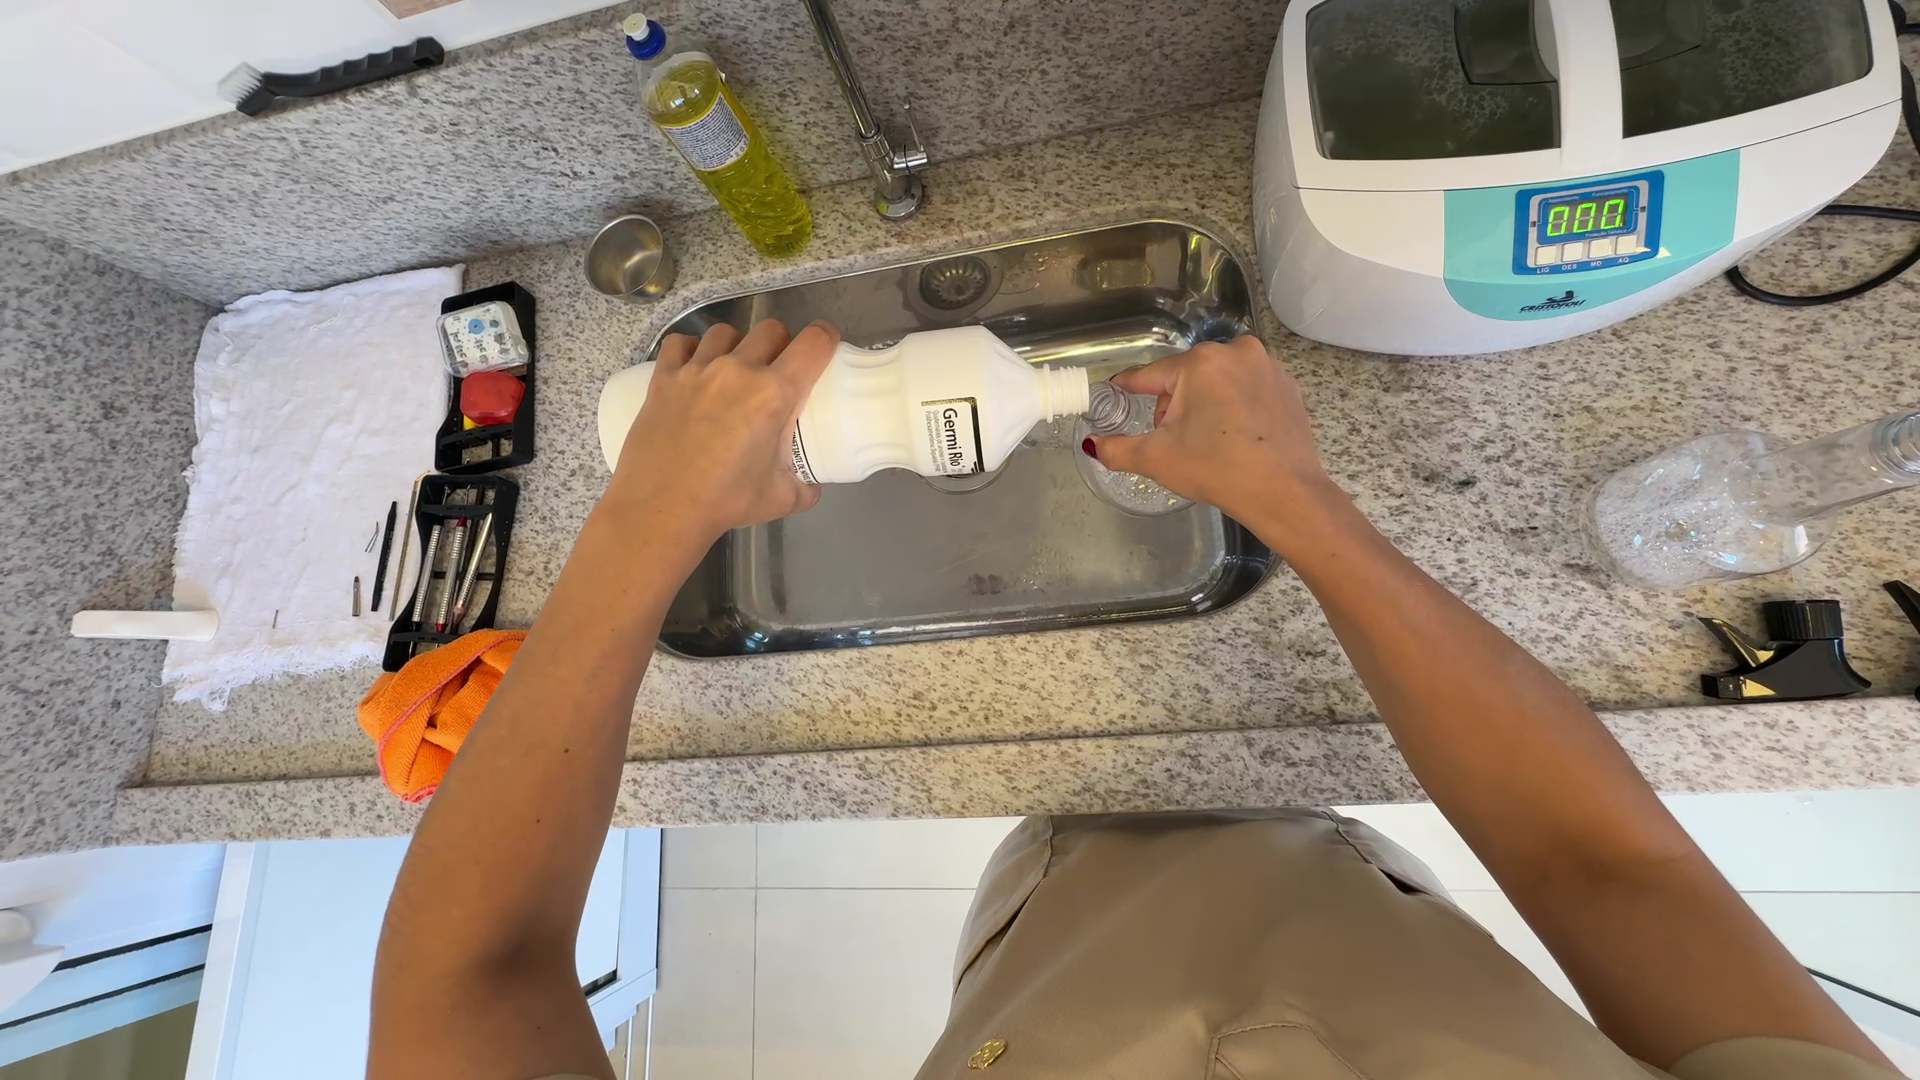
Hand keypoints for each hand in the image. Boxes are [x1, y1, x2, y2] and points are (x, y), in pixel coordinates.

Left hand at [606, 320, 837, 544]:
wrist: (662, 509)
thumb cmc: (726, 502)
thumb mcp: (782, 498)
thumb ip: (807, 487)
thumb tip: (813, 484)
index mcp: (774, 394)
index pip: (813, 343)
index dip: (826, 338)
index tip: (826, 347)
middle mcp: (737, 371)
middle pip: (772, 330)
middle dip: (783, 345)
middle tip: (780, 371)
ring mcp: (696, 370)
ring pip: (727, 333)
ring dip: (739, 346)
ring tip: (736, 371)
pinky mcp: (663, 378)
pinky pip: (681, 343)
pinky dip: (692, 350)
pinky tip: (695, 369)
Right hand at [1083, 335, 1339, 532]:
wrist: (1284, 492)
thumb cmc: (1217, 469)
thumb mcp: (1156, 459)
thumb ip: (1116, 449)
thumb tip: (1091, 444)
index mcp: (1199, 363)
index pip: (1149, 376)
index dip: (1128, 388)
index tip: (1114, 389)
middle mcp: (1236, 352)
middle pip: (1184, 378)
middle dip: (1174, 406)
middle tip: (1177, 442)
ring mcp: (1267, 366)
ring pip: (1216, 382)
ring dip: (1204, 405)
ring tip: (1209, 442)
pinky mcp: (1288, 386)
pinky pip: (1246, 390)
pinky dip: (1235, 408)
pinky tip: (1236, 437)